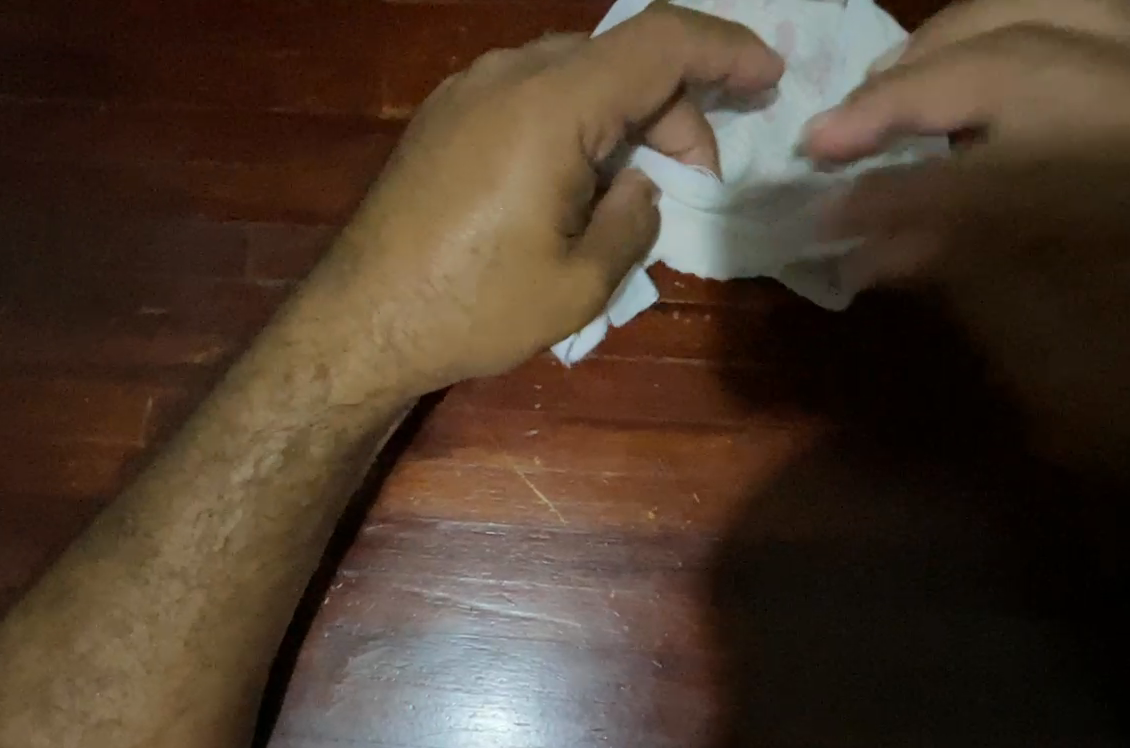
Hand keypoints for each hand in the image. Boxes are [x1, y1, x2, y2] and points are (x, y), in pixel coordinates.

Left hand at [299, 6, 782, 403]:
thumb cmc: (472, 310)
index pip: (660, 43)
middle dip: (672, 111)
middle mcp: (507, 75)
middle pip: (616, 60)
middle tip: (694, 181)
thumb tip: (643, 188)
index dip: (726, 52)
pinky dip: (573, 128)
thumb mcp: (577, 285)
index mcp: (551, 106)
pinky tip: (575, 184)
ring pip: (572, 78)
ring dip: (620, 122)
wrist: (361, 323)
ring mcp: (467, 92)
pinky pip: (528, 100)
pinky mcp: (444, 120)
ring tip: (633, 191)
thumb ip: (631, 223)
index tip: (767, 77)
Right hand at [804, 0, 1129, 474]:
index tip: (820, 215)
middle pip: (1026, 54)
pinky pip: (1101, 30)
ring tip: (882, 90)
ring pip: (1064, 13)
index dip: (895, 189)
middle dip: (909, 91)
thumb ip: (957, 273)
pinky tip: (963, 75)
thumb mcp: (1038, 356)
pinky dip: (1017, 41)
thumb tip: (861, 242)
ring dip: (957, 45)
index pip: (994, 165)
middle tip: (826, 137)